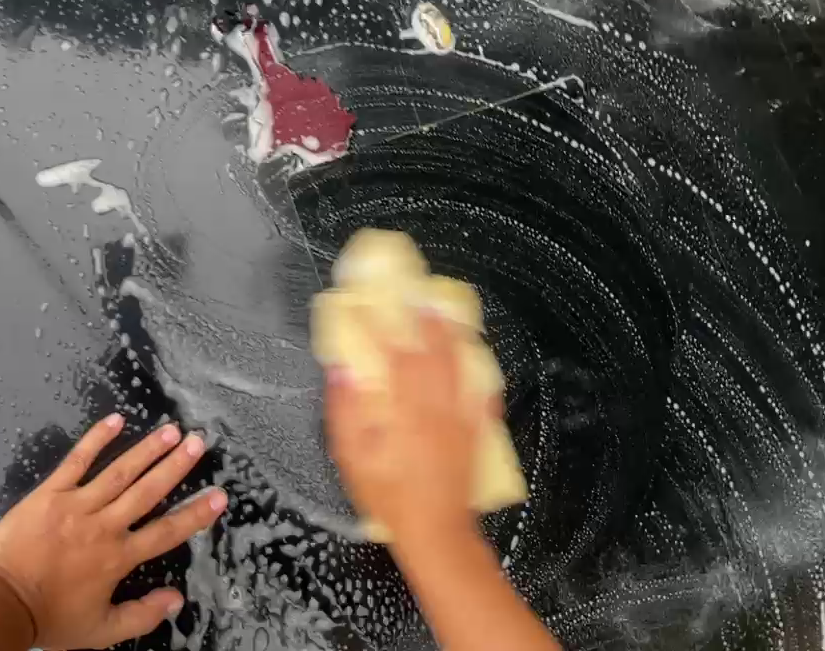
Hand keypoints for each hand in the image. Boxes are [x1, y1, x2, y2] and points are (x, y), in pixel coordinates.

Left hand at [0, 414, 227, 649]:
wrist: (1, 603)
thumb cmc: (51, 618)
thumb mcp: (101, 631)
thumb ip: (141, 615)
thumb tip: (178, 598)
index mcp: (118, 558)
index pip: (166, 532)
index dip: (195, 514)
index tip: (219, 495)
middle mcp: (104, 525)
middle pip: (147, 491)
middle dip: (176, 466)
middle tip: (199, 441)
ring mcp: (77, 504)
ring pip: (120, 471)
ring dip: (147, 449)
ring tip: (171, 429)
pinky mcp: (52, 491)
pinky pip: (77, 460)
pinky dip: (97, 439)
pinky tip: (116, 419)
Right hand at [323, 308, 499, 550]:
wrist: (434, 534)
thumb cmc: (388, 495)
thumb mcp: (351, 456)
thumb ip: (345, 410)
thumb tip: (341, 369)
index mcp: (403, 408)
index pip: (392, 353)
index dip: (381, 323)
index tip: (370, 300)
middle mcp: (434, 407)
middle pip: (433, 352)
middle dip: (425, 319)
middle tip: (420, 291)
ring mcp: (458, 420)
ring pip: (460, 368)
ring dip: (455, 337)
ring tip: (450, 312)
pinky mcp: (474, 435)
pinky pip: (482, 398)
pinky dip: (483, 377)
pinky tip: (483, 364)